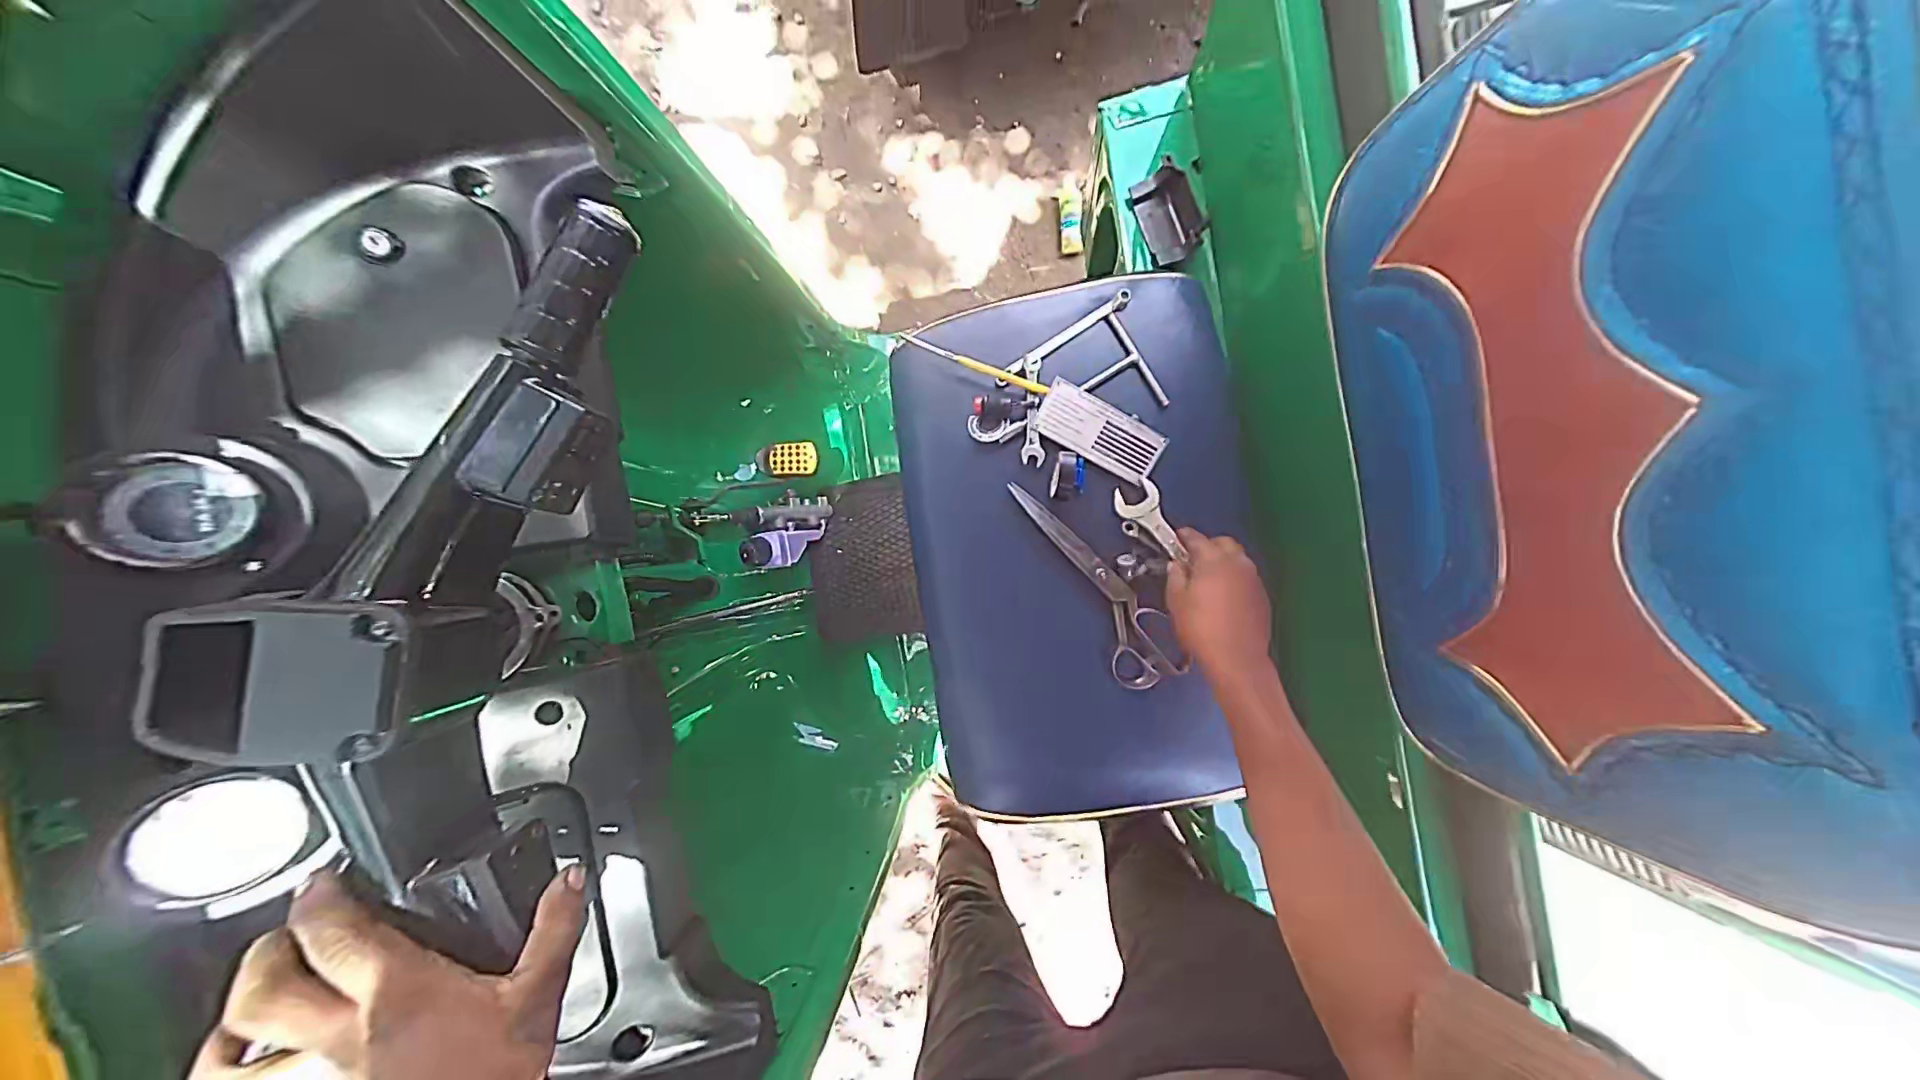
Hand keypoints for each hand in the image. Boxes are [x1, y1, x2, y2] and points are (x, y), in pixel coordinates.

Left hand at [190, 866, 586, 1079]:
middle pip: (265, 988)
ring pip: (223, 1057)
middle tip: (289, 928)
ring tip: (248, 1002)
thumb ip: (553, 931)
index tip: (323, 882)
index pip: (338, 933)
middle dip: (270, 948)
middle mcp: (335, 1043)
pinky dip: (223, 1073)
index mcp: (398, 996)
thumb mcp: (538, 998)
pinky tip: (239, 1066)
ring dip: (230, 1021)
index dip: (322, 898)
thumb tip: (567, 880)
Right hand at [1165, 528, 1271, 676]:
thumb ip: (1175, 576)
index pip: (1196, 537)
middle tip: (1190, 560)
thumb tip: (1177, 565)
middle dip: (1206, 546)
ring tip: (1206, 579)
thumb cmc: (1202, 630)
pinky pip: (1245, 576)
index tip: (1175, 539)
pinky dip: (1233, 578)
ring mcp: (1253, 578)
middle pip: (1222, 543)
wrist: (1237, 658)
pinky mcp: (1261, 594)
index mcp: (1213, 560)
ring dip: (1222, 562)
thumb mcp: (1176, 601)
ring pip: (1236, 559)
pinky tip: (1222, 596)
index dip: (1182, 536)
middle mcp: (1237, 563)